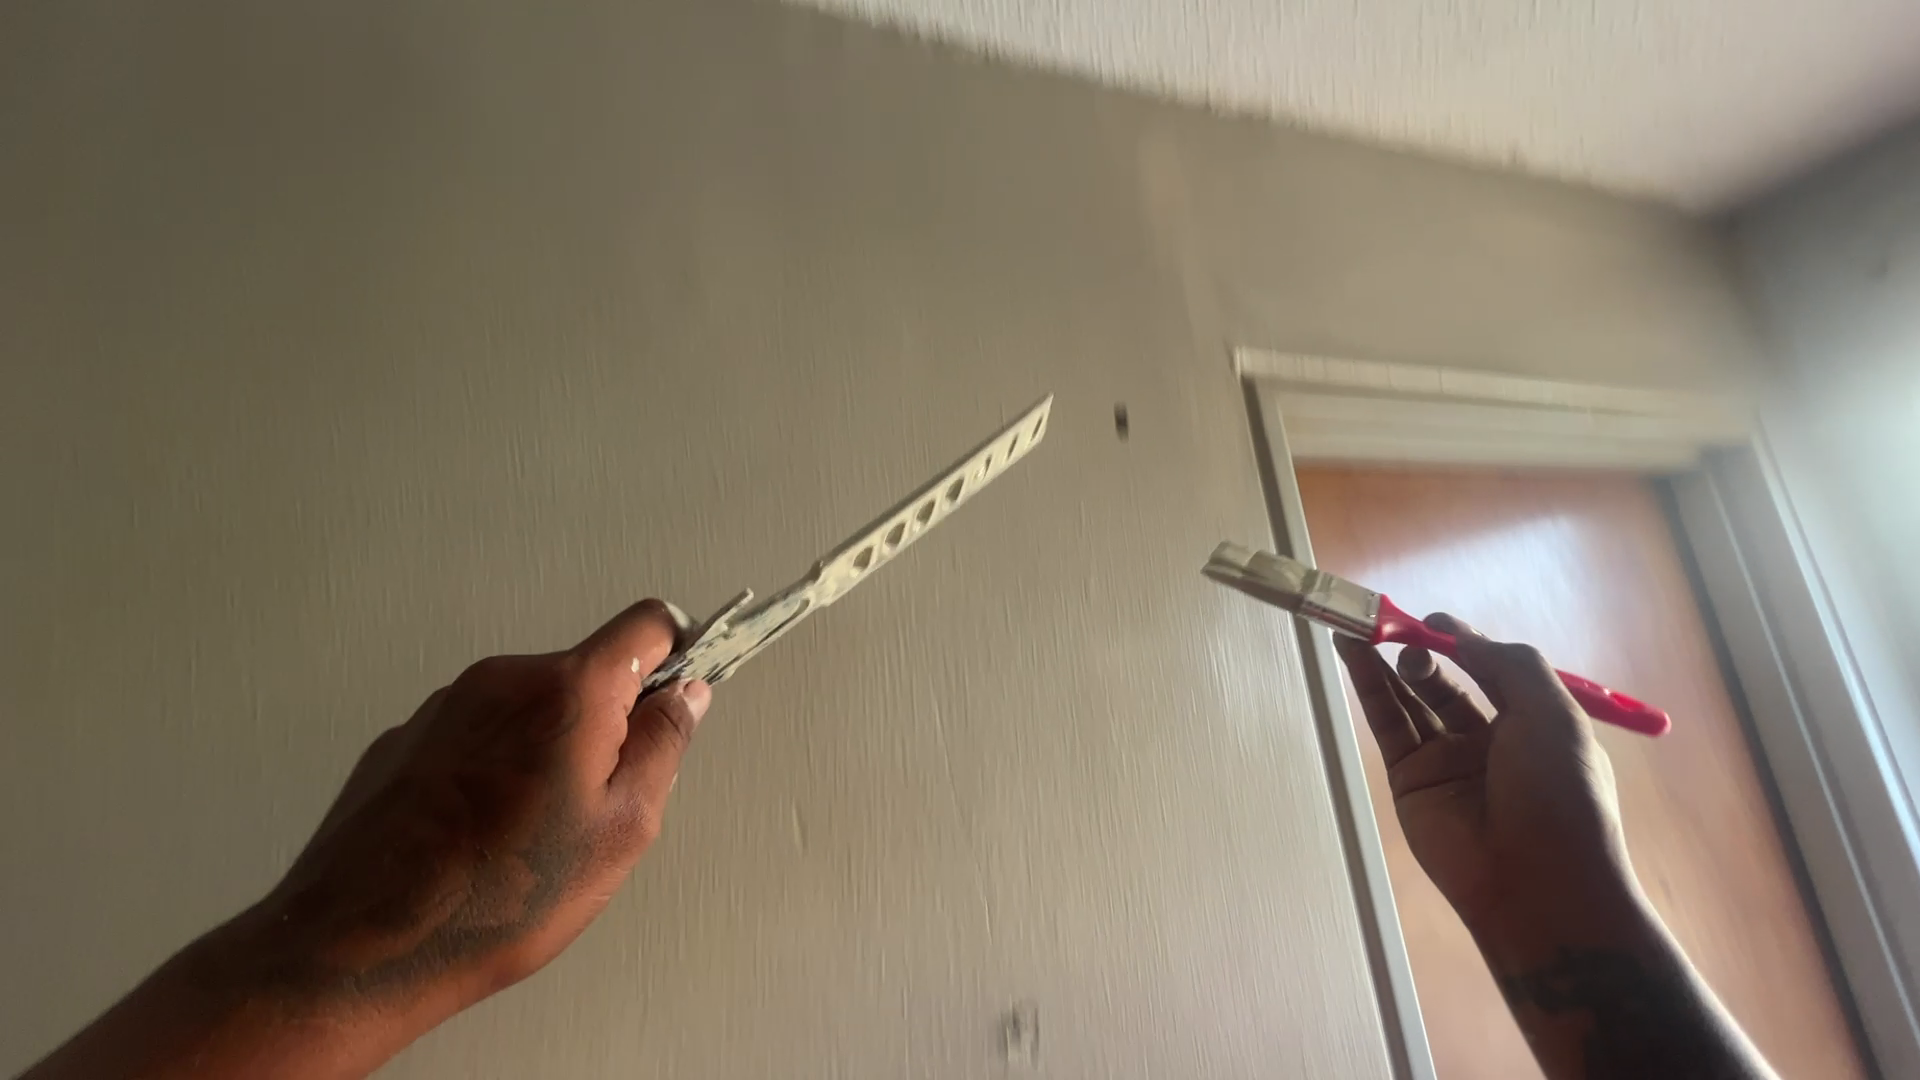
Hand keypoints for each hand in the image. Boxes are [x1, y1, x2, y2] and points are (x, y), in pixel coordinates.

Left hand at [247, 599, 710, 1012]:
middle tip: (605, 793)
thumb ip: (666, 744)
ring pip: (539, 699)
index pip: (651, 623)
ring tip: (538, 822)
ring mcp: (450, 704)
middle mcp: (507, 678)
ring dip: (558, 739)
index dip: (681, 651)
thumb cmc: (495, 899)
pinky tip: (487, 826)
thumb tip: (687, 696)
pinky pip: (485, 725)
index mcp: (571, 690)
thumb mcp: (623, 827)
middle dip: (616, 716)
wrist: (349, 955)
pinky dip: (504, 756)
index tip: (682, 691)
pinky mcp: (409, 735)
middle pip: (593, 667)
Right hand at [1334, 615, 1636, 933]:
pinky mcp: (1407, 776)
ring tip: (1360, 630)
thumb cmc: (1559, 794)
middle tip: (1391, 627)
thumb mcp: (1555, 716)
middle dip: (1420, 652)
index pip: (1492, 672)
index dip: (1463, 642)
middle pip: (1444, 683)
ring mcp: (1444, 759)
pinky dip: (1368, 687)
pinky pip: (1387, 723)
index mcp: (1533, 725)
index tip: (1431, 620)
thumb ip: (1509, 664)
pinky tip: (1354, 655)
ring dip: (1384, 663)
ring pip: (1408, 699)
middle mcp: (1487, 739)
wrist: (1535, 881)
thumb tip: (1456, 633)